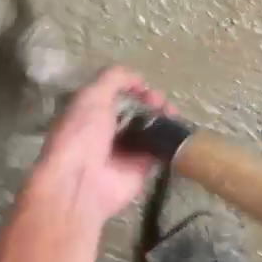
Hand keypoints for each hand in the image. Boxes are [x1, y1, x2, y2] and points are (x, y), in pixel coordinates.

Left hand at [26, 67, 167, 227]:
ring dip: (165, 121)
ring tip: (175, 117)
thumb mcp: (91, 96)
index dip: (134, 88)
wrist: (81, 182)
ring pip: (151, 130)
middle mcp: (108, 131)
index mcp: (90, 112)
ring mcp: (126, 151)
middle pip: (137, 112)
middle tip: (165, 106)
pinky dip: (171, 143)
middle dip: (154, 104)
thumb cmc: (82, 135)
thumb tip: (139, 78)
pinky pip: (160, 152)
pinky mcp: (141, 169)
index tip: (147, 90)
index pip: (117, 94)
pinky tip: (179, 135)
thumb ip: (113, 79)